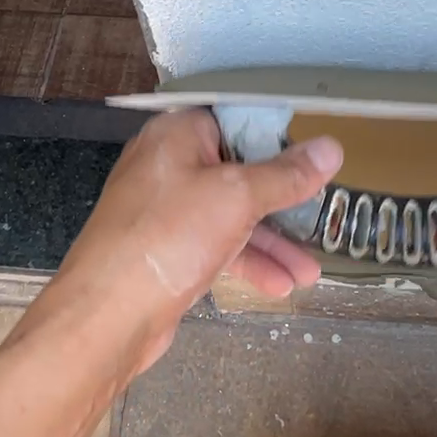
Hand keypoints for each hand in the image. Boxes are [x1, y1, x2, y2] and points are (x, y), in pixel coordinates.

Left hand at [36, 109, 340, 377]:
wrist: (105, 316)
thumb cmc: (168, 237)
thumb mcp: (238, 198)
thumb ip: (286, 175)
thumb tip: (331, 148)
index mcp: (178, 134)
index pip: (236, 119)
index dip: (276, 137)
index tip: (313, 160)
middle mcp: (168, 163)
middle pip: (237, 169)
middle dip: (281, 201)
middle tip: (319, 217)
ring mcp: (164, 209)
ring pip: (229, 213)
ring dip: (270, 241)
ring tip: (310, 272)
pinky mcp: (165, 249)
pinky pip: (215, 244)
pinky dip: (246, 261)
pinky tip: (280, 285)